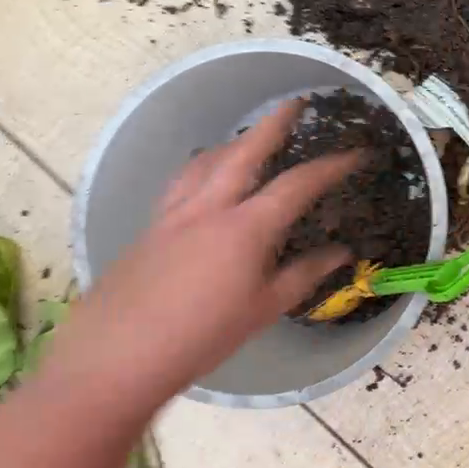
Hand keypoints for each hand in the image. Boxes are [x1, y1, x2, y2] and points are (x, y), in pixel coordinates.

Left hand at [51, 100, 358, 403]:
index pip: (298, 184)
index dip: (332, 166)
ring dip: (232, 143)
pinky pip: (180, 184)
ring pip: (204, 163)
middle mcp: (208, 209)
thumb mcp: (265, 309)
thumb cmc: (200, 338)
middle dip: (273, 124)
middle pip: (244, 152)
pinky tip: (204, 183)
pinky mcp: (148, 232)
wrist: (112, 363)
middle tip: (294, 104)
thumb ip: (305, 274)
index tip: (356, 153)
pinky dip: (201, 170)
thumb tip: (341, 252)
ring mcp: (172, 217)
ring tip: (247, 138)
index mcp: (245, 228)